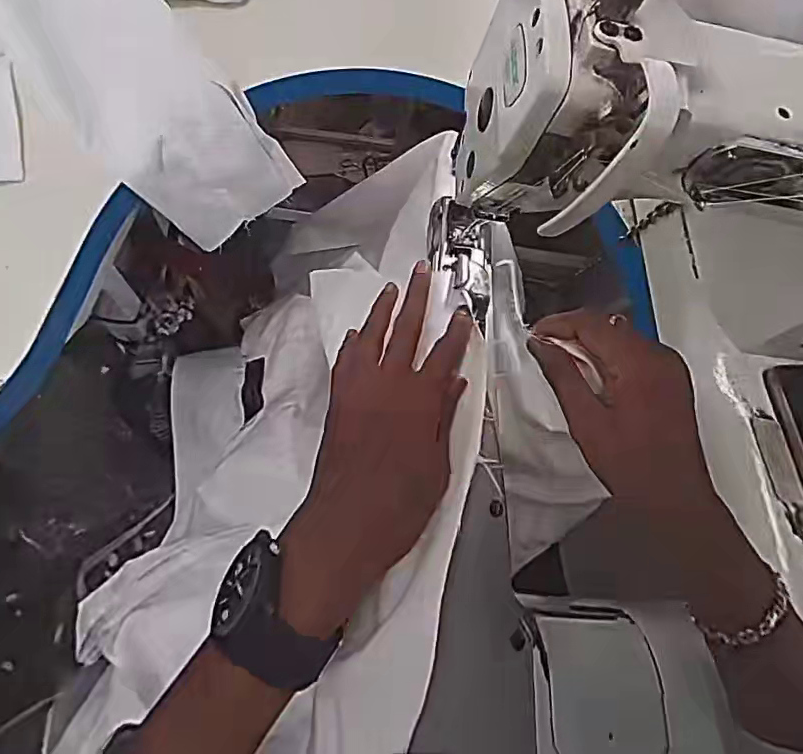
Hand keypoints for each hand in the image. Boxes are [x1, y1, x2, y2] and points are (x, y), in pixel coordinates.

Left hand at [279, 262, 471, 638]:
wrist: (343, 528)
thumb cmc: (396, 507)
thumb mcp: (438, 467)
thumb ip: (445, 419)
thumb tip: (456, 387)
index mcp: (420, 402)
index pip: (444, 355)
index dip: (456, 333)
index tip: (462, 316)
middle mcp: (389, 387)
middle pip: (407, 330)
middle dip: (419, 298)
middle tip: (424, 274)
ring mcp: (360, 391)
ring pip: (372, 337)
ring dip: (383, 311)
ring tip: (392, 290)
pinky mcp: (339, 402)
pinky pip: (346, 361)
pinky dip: (353, 344)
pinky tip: (356, 335)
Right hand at [527, 310, 715, 518]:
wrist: (674, 497)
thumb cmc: (636, 469)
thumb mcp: (586, 421)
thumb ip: (562, 376)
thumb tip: (543, 347)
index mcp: (639, 363)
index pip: (592, 323)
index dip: (559, 324)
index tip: (538, 333)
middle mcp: (659, 357)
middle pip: (607, 325)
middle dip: (573, 331)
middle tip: (545, 345)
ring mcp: (669, 365)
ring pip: (621, 335)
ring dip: (592, 342)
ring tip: (565, 360)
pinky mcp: (672, 376)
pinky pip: (637, 350)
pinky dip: (612, 354)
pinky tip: (595, 373)